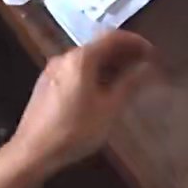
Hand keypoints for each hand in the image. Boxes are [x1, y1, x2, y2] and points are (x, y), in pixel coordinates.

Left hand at [3, 30, 155, 178]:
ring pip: (86, 60)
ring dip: (109, 65)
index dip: (137, 42)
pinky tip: (104, 90)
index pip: (113, 37)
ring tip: (129, 79)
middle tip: (145, 67)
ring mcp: (51, 71)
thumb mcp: (109, 108)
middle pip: (98, 46)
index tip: (153, 54)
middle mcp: (63, 58)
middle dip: (124, 54)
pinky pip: (74, 71)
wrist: (33, 151)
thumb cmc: (75, 130)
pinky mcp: (46, 84)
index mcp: (80, 59)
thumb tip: (146, 67)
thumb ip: (129, 83)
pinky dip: (93, 73)